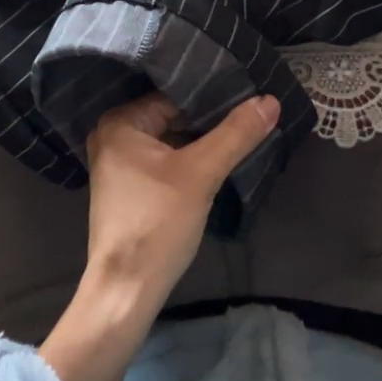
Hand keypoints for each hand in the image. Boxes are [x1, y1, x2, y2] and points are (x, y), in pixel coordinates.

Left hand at [38, 92, 278, 380]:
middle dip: (208, 119)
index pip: (173, 96)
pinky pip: (162, 160)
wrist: (126, 288)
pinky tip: (217, 160)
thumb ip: (235, 135)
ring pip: (169, 140)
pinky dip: (187, 159)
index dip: (211, 96)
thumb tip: (269, 99)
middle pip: (171, 117)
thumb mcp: (201, 173)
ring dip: (200, 141)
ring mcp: (117, 163)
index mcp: (119, 121)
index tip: (247, 92)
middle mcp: (112, 135)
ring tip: (241, 132)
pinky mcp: (128, 188)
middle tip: (251, 112)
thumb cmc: (157, 222)